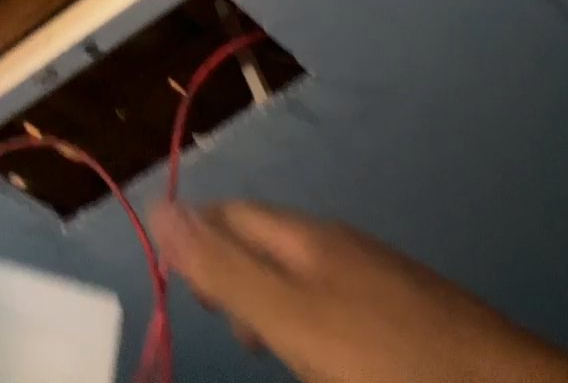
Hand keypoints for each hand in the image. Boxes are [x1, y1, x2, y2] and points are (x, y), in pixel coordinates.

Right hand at [150, 201, 567, 382]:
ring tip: (272, 349)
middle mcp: (337, 241)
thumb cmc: (387, 359)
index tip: (190, 294)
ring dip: (270, 302)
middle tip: (235, 332)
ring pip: (299, 271)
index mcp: (305, 236)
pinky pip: (337, 296)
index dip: (196, 243)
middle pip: (261, 239)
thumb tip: (157, 208)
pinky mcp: (410, 307)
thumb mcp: (289, 318)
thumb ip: (223, 268)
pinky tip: (328, 357)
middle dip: (232, 274)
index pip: (227, 215)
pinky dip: (312, 320)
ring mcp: (378, 272)